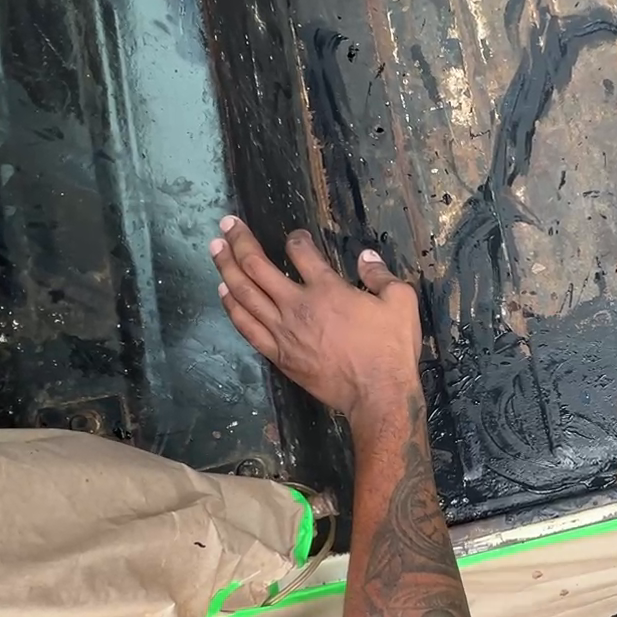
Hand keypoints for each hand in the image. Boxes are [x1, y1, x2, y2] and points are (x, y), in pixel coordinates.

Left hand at [210, 216, 421, 423]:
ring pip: (243, 293)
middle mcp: (297, 305)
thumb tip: (366, 257)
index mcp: (327, 289)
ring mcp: (283, 331)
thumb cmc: (391, 348)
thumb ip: (381, 275)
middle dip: (240, 241)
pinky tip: (223, 292)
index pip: (301, 253)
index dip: (296, 239)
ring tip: (215, 248)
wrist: (378, 393)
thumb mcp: (401, 303)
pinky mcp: (279, 354)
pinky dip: (231, 306)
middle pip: (257, 266)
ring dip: (226, 267)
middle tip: (228, 223)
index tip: (297, 236)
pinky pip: (246, 326)